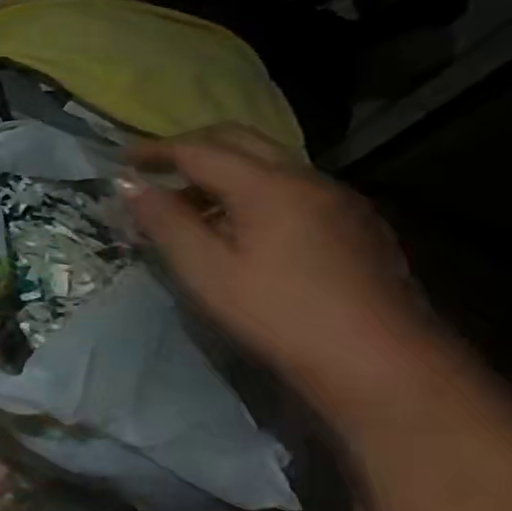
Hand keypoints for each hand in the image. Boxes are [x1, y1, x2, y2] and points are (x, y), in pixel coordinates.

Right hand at [121, 123, 431, 402]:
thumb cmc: (283, 318)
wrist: (389, 371)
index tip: (122, 158)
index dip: (155, 151)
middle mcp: (305, 177)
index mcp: (267, 184)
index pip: (198, 150)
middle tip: (156, 167)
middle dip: (191, 147)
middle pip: (237, 140)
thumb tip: (129, 185)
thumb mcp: (208, 273)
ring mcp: (338, 199)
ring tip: (193, 202)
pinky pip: (293, 186)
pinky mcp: (357, 224)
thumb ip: (165, 222)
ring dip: (223, 169)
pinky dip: (255, 189)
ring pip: (268, 162)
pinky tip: (245, 227)